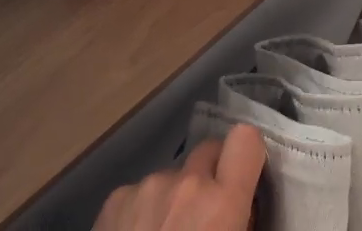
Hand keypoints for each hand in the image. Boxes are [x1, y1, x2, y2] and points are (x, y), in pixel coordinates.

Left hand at [94, 123, 264, 230]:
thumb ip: (240, 227)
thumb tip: (241, 219)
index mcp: (221, 203)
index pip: (245, 139)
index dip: (248, 156)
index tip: (245, 181)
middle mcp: (185, 183)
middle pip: (209, 151)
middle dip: (213, 178)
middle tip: (208, 220)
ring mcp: (146, 186)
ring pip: (173, 177)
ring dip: (176, 200)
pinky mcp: (114, 200)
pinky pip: (141, 193)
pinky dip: (144, 212)